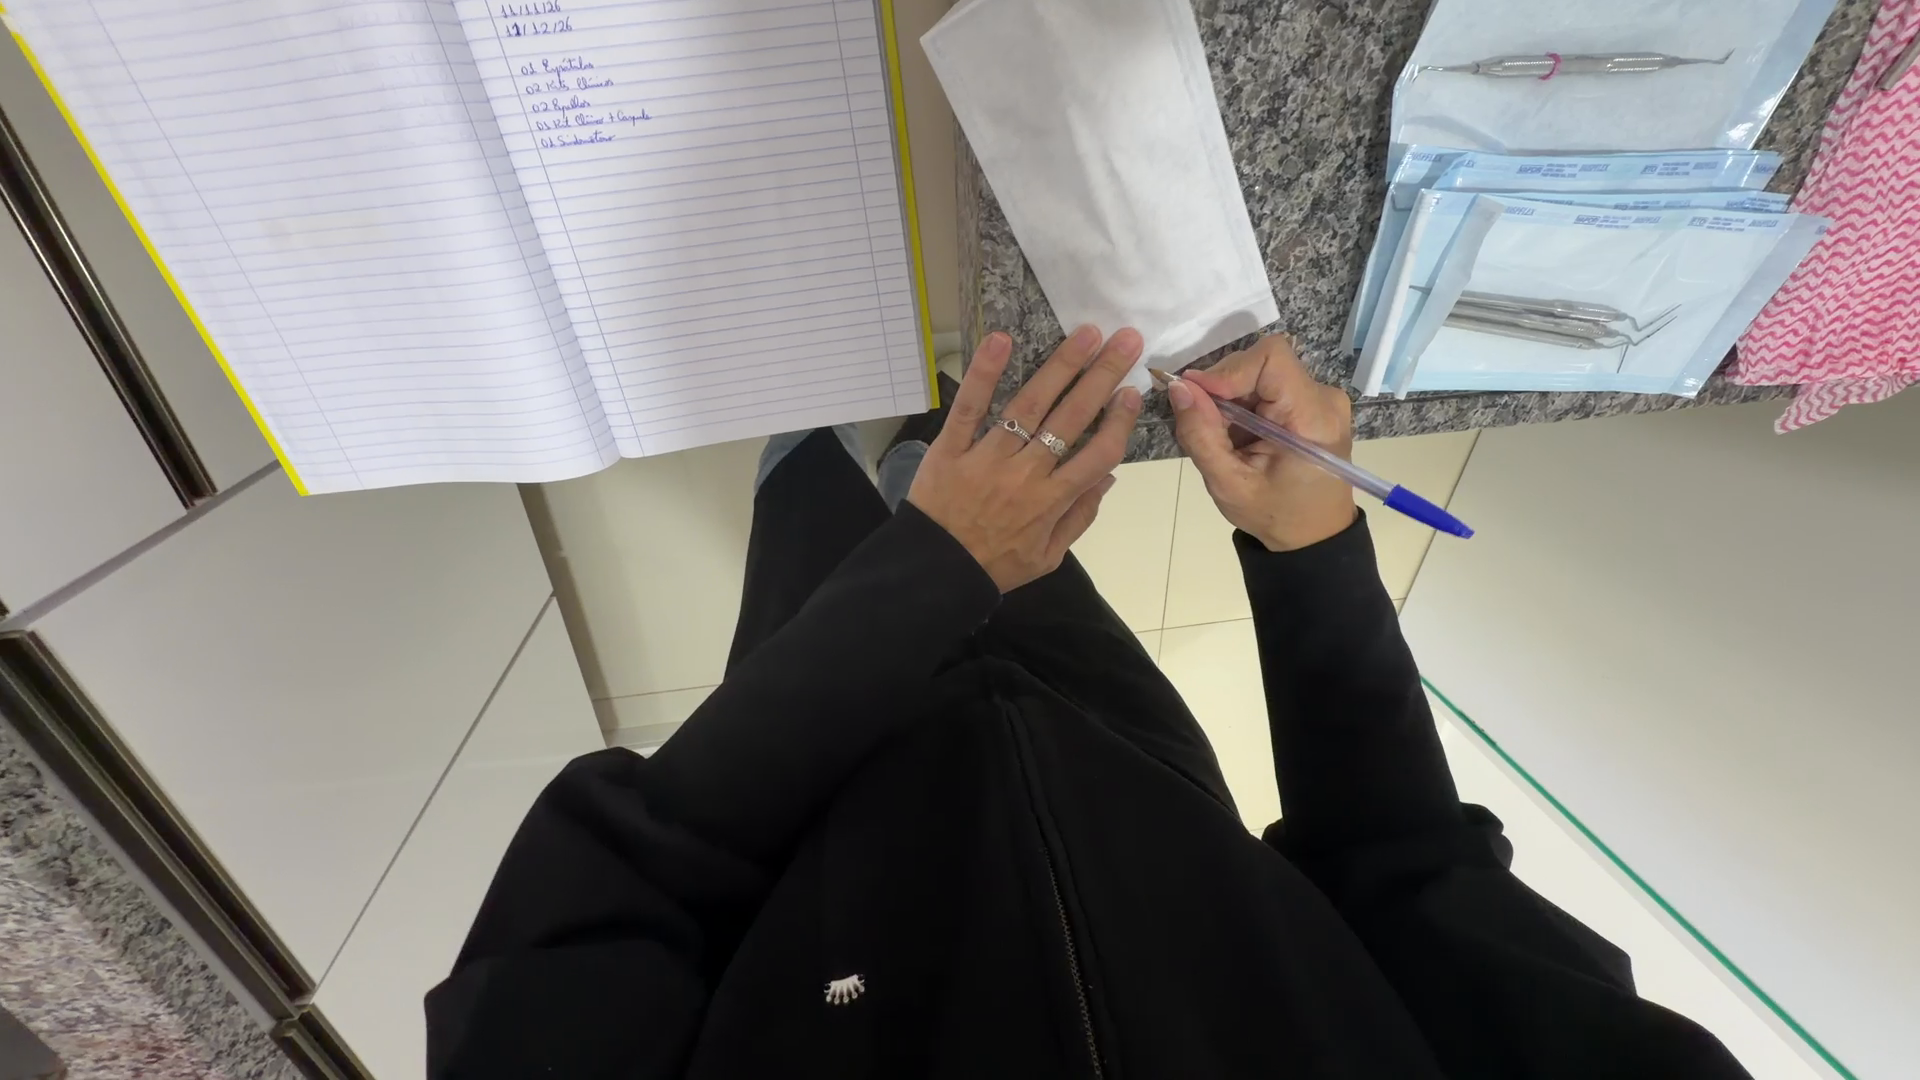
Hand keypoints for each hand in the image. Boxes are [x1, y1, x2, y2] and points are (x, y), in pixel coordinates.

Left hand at [909, 325, 1144, 591]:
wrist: (934, 573)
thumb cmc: (995, 565)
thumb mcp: (1048, 557)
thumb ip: (1079, 517)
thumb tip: (1108, 477)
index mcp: (1052, 501)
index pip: (1098, 453)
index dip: (1119, 420)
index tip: (1132, 391)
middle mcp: (1026, 473)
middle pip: (1072, 418)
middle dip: (1103, 376)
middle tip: (1126, 340)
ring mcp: (988, 458)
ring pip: (1030, 405)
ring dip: (1062, 366)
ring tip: (1086, 333)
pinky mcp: (951, 448)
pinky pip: (969, 407)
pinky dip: (983, 373)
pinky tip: (1001, 340)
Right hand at [1168, 334, 1356, 551]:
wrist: (1314, 534)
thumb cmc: (1273, 515)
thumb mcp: (1227, 483)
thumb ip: (1200, 434)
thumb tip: (1177, 388)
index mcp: (1311, 417)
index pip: (1271, 358)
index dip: (1227, 370)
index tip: (1197, 397)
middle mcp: (1323, 397)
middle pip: (1261, 363)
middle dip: (1223, 389)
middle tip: (1205, 426)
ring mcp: (1320, 398)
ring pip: (1260, 373)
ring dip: (1230, 399)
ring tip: (1223, 437)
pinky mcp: (1311, 402)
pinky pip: (1267, 386)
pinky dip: (1242, 405)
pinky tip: (1238, 435)